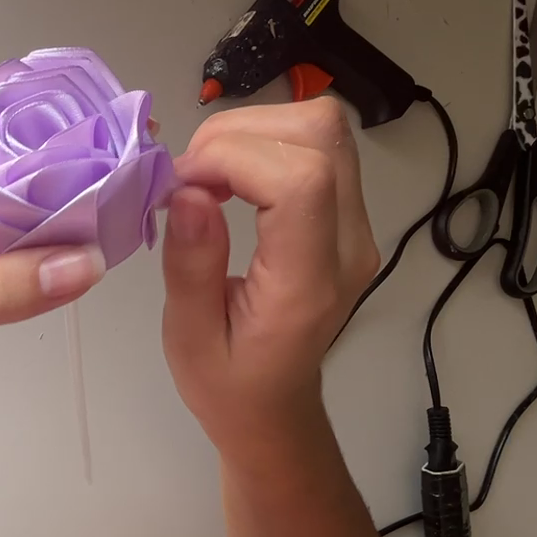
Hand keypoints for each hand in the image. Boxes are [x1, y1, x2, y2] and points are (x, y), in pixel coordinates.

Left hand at [0, 117, 106, 422]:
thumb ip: (3, 288)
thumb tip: (91, 265)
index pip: (3, 122)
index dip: (64, 118)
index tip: (125, 126)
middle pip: (24, 166)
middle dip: (81, 169)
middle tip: (146, 177)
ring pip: (25, 214)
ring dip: (70, 217)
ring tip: (135, 216)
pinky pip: (16, 257)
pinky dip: (50, 259)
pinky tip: (90, 264)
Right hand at [160, 99, 379, 460]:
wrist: (274, 408)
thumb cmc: (227, 384)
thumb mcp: (190, 338)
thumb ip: (192, 266)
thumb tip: (187, 191)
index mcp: (308, 284)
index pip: (300, 181)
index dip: (234, 158)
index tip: (180, 183)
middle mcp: (348, 245)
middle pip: (320, 135)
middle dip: (241, 134)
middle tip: (190, 176)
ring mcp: (357, 226)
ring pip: (324, 129)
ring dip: (253, 132)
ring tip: (207, 176)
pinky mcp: (347, 216)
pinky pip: (317, 149)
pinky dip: (266, 145)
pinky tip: (230, 181)